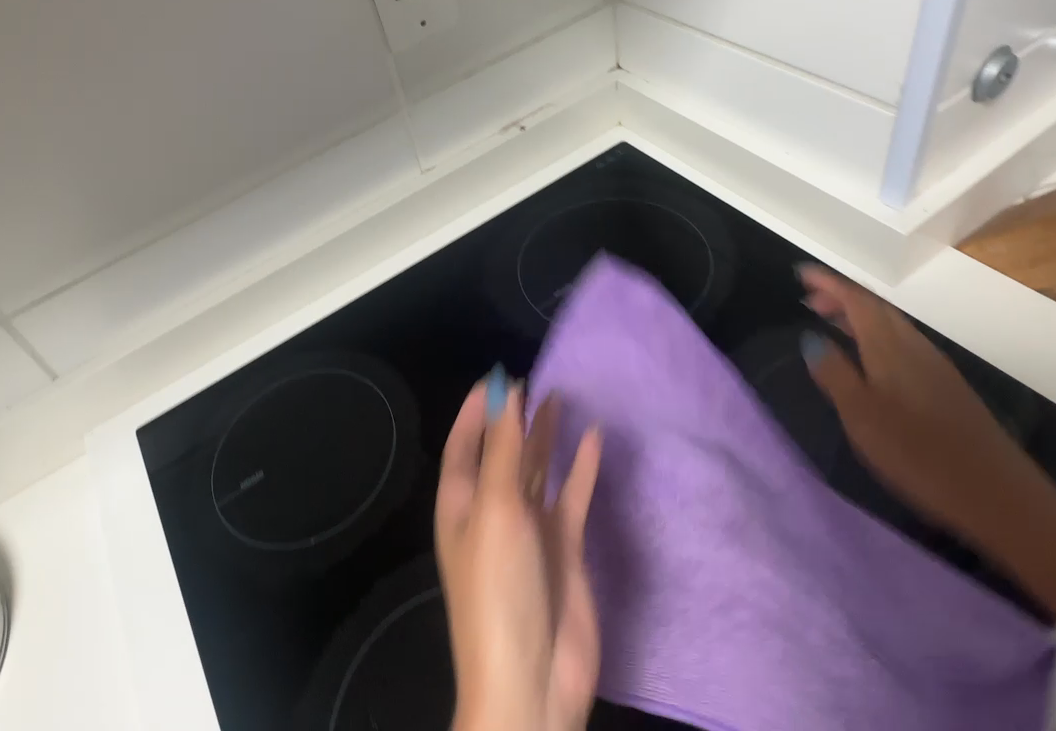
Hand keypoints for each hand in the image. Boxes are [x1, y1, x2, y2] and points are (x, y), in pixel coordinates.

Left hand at [435, 374, 602, 730]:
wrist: (532, 677)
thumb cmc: (498, 587)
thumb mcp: (495, 511)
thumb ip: (504, 452)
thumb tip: (503, 394)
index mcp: (462, 504)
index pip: (464, 445)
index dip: (476, 412)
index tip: (496, 377)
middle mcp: (493, 511)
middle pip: (503, 454)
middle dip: (515, 420)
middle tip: (537, 380)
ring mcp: (530, 530)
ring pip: (538, 471)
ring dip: (547, 437)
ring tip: (562, 397)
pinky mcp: (564, 547)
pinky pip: (572, 497)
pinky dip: (581, 469)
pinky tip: (593, 440)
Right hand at [798, 265, 1055, 548]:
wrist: (996, 494)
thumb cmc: (917, 453)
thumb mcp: (861, 415)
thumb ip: (834, 373)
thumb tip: (811, 337)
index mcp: (890, 348)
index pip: (857, 301)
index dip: (829, 283)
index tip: (801, 272)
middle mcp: (914, 347)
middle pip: (876, 309)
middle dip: (842, 297)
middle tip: (809, 300)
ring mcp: (935, 367)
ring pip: (891, 327)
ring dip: (860, 318)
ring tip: (832, 325)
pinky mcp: (946, 388)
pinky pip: (903, 345)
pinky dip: (877, 338)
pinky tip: (870, 360)